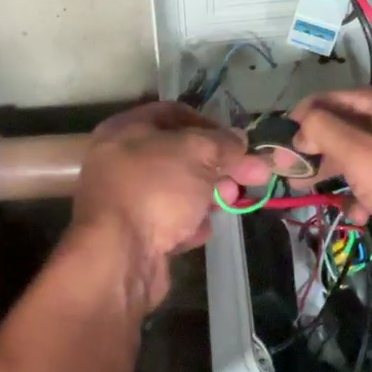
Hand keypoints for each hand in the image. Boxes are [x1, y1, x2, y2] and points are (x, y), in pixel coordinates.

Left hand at [69, 101, 271, 305]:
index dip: (210, 124)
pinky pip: (169, 221)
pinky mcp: (135, 235)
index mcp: (127, 129)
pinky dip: (189, 223)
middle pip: (181, 154)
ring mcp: (127, 200)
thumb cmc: (155, 189)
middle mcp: (122, 160)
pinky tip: (202, 229)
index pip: (174, 114)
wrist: (117, 258)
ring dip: (209, 194)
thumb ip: (223, 143)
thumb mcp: (197, 153)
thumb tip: (239, 139)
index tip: (236, 141)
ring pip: (178, 189)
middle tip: (254, 174)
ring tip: (230, 202)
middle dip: (220, 164)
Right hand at [289, 87, 371, 280]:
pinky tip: (357, 216)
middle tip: (290, 178)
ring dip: (335, 176)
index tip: (277, 150)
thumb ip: (324, 131)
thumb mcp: (361, 155)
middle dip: (314, 152)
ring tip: (312, 199)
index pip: (326, 100)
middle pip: (340, 127)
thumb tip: (299, 123)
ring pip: (356, 156)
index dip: (299, 121)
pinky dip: (362, 194)